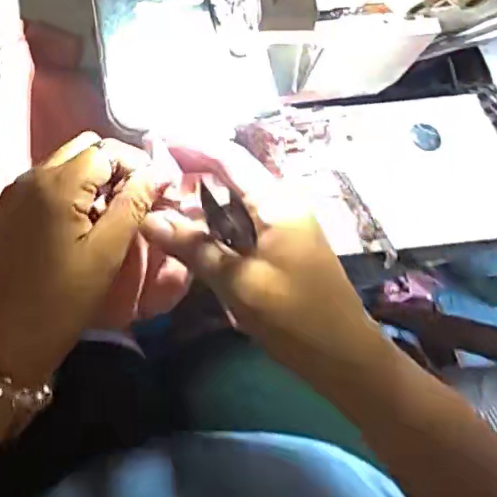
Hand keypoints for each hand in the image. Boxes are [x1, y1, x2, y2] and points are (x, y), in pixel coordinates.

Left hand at [0, 133, 167, 385]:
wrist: (4, 340)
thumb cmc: (62, 300)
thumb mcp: (107, 253)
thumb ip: (134, 204)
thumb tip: (160, 172)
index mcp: (55, 184)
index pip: (106, 149)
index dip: (136, 164)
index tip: (159, 189)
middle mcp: (32, 175)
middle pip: (85, 147)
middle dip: (117, 165)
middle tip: (139, 198)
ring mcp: (17, 188)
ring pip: (68, 160)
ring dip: (96, 176)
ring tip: (117, 210)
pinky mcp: (11, 204)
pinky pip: (50, 177)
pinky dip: (74, 186)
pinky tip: (88, 217)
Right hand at [142, 138, 385, 375]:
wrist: (347, 358)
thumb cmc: (295, 317)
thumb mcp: (239, 283)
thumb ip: (195, 247)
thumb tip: (150, 219)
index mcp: (276, 201)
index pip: (228, 156)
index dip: (191, 144)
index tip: (156, 138)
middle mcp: (281, 200)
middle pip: (230, 170)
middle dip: (191, 166)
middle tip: (152, 170)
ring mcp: (284, 220)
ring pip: (234, 194)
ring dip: (201, 193)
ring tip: (164, 196)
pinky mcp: (282, 240)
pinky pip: (242, 216)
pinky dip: (215, 215)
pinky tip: (192, 226)